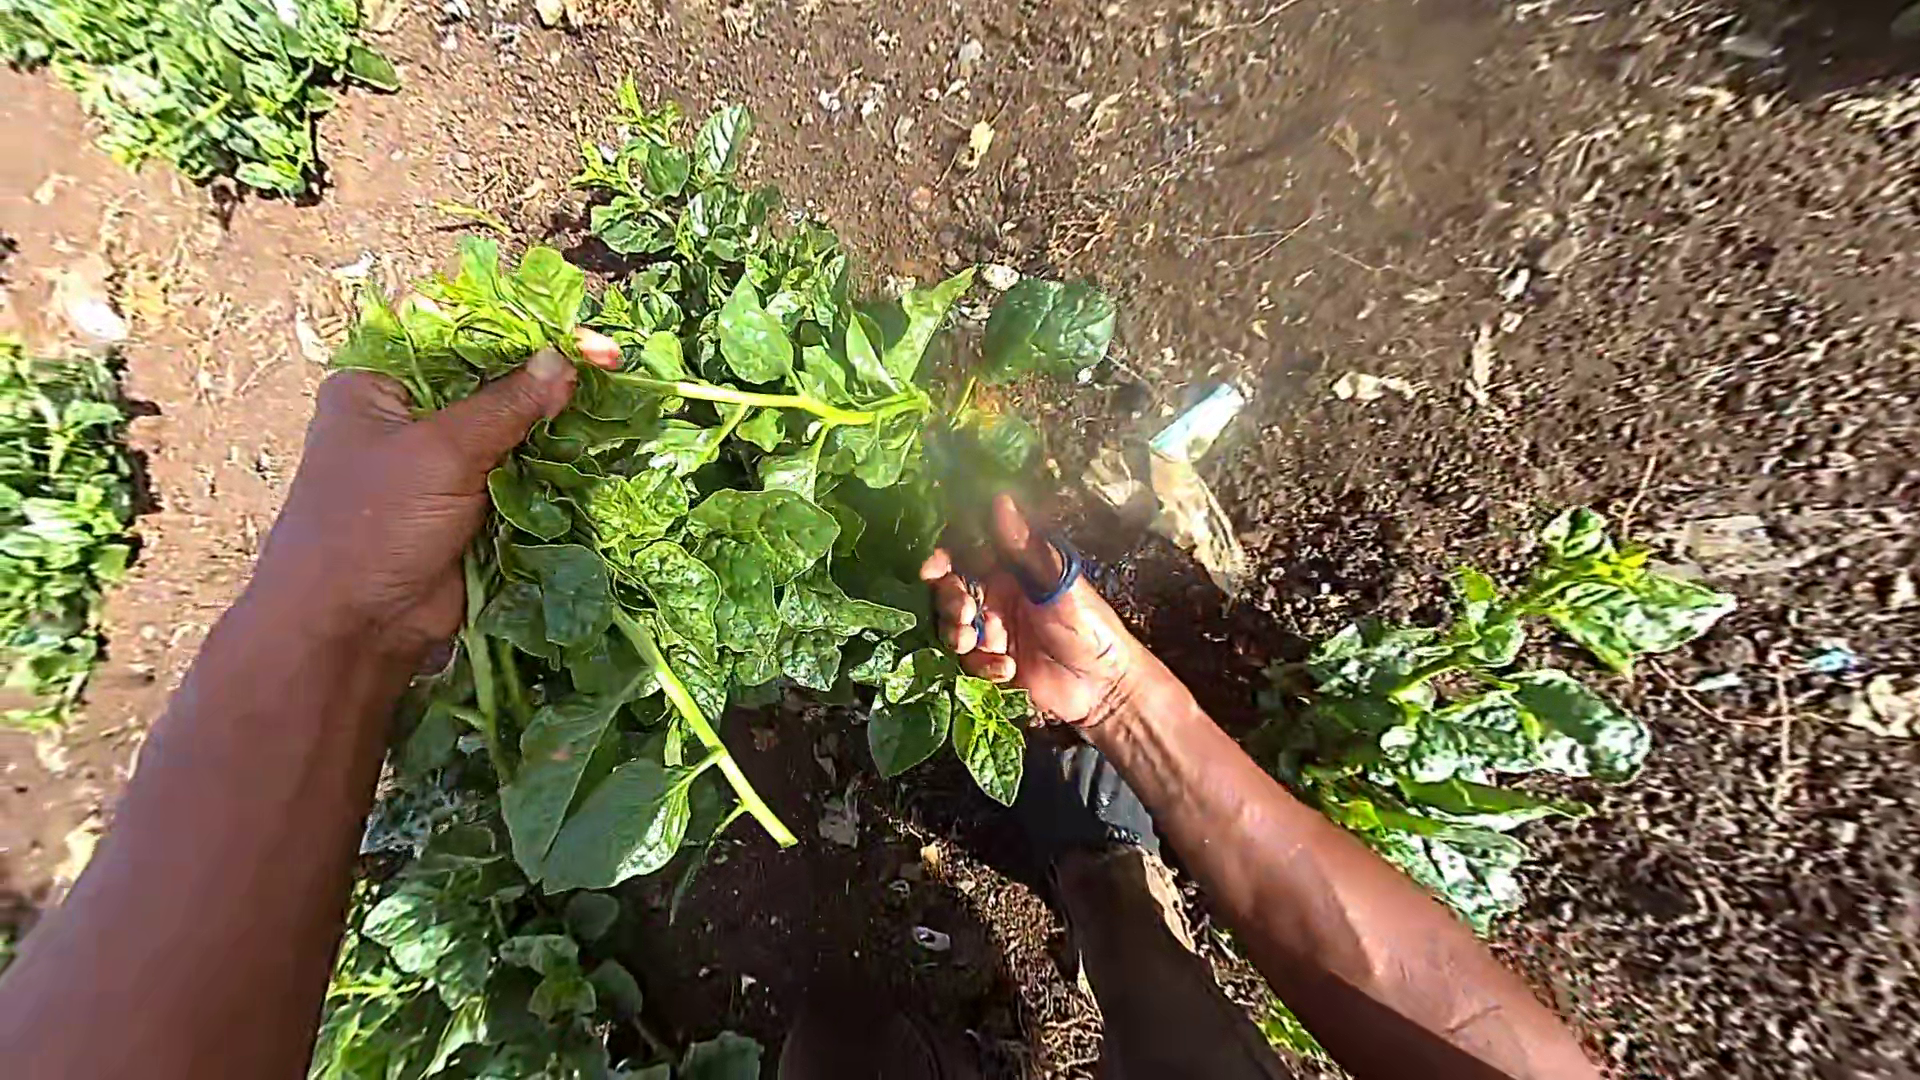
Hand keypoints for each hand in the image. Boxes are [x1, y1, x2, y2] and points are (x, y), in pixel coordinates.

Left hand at [250, 331, 622, 660]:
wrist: (361, 623)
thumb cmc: (373, 526)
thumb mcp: (439, 453)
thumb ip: (505, 406)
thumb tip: (565, 361)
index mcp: (386, 386)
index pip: (466, 340)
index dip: (529, 336)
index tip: (588, 342)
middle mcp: (421, 417)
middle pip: (500, 381)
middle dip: (556, 375)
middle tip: (615, 367)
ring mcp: (456, 460)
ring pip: (523, 425)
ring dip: (565, 418)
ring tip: (618, 404)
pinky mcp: (486, 497)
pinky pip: (533, 466)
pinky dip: (564, 457)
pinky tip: (598, 444)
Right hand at [920, 494, 1147, 725]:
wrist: (1103, 685)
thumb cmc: (1088, 624)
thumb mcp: (1057, 583)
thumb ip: (1023, 547)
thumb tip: (1001, 499)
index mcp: (1010, 571)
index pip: (965, 556)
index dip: (943, 559)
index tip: (932, 568)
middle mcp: (995, 598)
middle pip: (950, 592)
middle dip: (949, 600)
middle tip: (964, 612)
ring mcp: (992, 632)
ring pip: (953, 627)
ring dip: (956, 633)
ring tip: (974, 641)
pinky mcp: (991, 664)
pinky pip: (969, 662)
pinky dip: (981, 665)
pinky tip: (1006, 669)